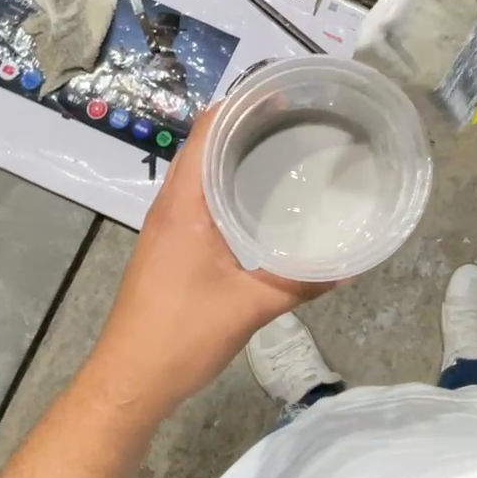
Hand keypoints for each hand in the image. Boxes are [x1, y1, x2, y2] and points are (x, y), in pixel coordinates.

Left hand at [85, 106, 336, 411]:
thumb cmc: (182, 335)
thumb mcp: (249, 308)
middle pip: (202, 145)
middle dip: (242, 125)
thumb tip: (348, 267)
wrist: (129, 381)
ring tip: (279, 149)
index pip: (205, 131)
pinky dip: (223, 183)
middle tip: (293, 120)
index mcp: (185, 204)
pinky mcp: (167, 244)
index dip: (238, 105)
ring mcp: (165, 225)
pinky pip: (197, 196)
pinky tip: (255, 199)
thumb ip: (299, 283)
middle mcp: (171, 205)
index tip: (279, 96)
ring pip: (199, 171)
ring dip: (231, 154)